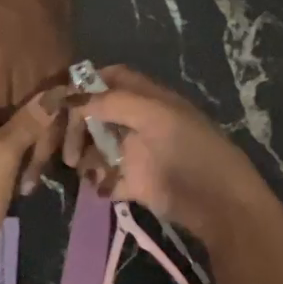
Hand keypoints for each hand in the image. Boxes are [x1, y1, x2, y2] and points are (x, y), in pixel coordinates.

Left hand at [0, 0, 74, 192]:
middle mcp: (28, 78)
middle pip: (18, 130)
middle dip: (12, 162)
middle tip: (2, 191)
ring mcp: (53, 75)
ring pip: (46, 127)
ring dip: (38, 155)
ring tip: (26, 183)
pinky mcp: (69, 68)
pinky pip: (63, 111)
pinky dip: (56, 133)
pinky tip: (50, 150)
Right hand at [65, 66, 277, 245]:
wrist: (220, 204)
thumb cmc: (192, 152)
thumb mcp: (155, 116)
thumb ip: (113, 102)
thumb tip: (71, 98)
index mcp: (149, 99)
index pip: (111, 79)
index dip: (86, 84)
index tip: (61, 102)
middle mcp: (139, 122)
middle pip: (97, 115)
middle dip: (78, 128)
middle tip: (67, 150)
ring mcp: (137, 153)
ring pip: (97, 148)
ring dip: (87, 157)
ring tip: (87, 171)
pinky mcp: (137, 183)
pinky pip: (107, 178)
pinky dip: (101, 182)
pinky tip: (105, 187)